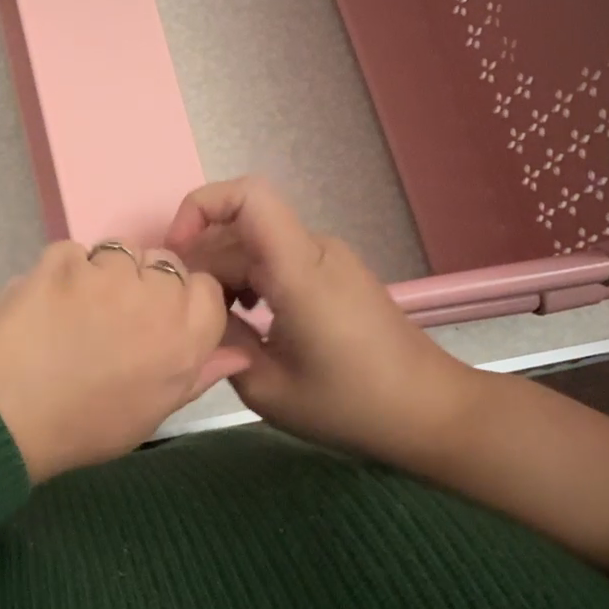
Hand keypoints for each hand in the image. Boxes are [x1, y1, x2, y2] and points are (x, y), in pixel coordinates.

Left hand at [0, 240, 250, 482]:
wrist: (3, 415)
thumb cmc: (80, 428)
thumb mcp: (149, 415)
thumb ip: (195, 375)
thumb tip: (235, 353)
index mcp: (186, 338)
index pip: (206, 289)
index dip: (181, 300)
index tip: (154, 320)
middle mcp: (155, 296)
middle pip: (164, 263)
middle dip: (144, 282)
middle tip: (109, 318)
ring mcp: (105, 273)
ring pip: (118, 251)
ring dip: (102, 273)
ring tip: (72, 311)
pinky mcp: (59, 260)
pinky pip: (71, 251)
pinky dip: (61, 271)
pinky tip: (44, 304)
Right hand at [164, 177, 480, 462]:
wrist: (432, 412)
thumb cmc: (350, 406)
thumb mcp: (265, 387)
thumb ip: (221, 340)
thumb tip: (196, 313)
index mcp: (298, 271)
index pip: (245, 197)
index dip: (198, 209)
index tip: (176, 257)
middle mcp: (314, 251)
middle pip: (239, 230)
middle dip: (202, 263)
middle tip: (185, 316)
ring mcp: (327, 261)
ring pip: (253, 246)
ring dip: (222, 275)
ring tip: (212, 324)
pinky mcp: (333, 276)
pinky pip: (274, 260)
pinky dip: (246, 281)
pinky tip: (243, 320)